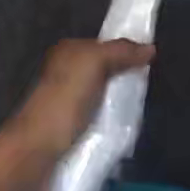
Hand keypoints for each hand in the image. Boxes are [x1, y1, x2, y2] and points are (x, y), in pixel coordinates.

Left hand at [5, 39, 154, 156]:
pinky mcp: (68, 128)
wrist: (39, 146)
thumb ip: (121, 51)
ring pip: (99, 95)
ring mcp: (65, 101)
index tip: (144, 61)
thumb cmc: (66, 94)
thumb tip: (150, 48)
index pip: (100, 44)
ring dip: (115, 102)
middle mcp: (64, 71)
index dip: (121, 50)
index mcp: (66, 50)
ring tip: (135, 108)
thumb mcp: (96, 61)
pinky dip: (107, 121)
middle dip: (120, 76)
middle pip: (101, 69)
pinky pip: (95, 118)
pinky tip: (119, 126)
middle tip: (142, 86)